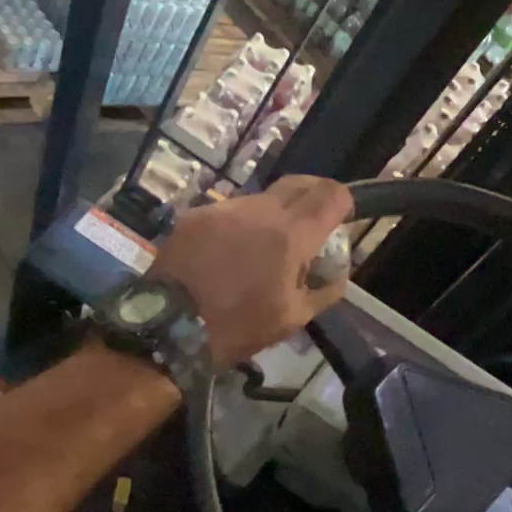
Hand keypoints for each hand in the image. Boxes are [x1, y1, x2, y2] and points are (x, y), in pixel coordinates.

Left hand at [151, 176, 353, 365]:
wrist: (168, 327)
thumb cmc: (237, 328)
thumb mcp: (293, 319)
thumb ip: (324, 289)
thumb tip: (337, 271)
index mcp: (289, 235)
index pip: (331, 195)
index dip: (343, 202)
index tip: (342, 217)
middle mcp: (258, 210)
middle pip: (298, 183)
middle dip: (314, 195)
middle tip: (314, 220)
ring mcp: (223, 209)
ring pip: (261, 198)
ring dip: (273, 214)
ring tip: (265, 246)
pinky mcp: (195, 215)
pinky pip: (229, 212)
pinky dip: (239, 224)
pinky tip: (230, 252)